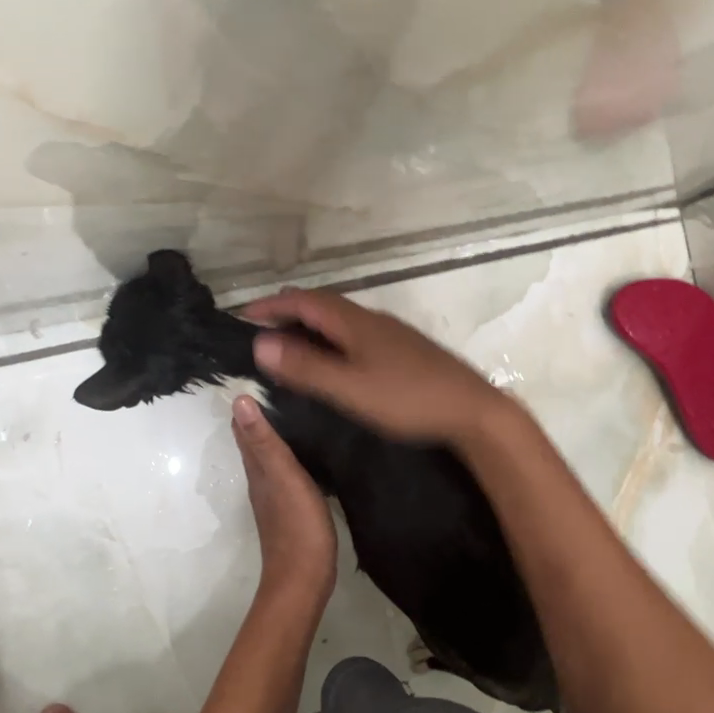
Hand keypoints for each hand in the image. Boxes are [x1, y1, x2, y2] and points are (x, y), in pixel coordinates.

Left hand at [231, 395, 335, 608]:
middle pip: (253, 443)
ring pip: (268, 459)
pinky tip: (300, 456)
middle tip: (270, 389)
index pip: (244, 430)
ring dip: (271, 437)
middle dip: (256, 417)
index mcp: (258, 470)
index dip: (245, 406)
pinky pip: (284, 475)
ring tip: (287, 415)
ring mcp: (275, 498)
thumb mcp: (282, 477)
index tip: (250, 378)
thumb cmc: (297, 526)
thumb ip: (264, 441)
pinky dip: (287, 458)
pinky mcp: (291, 512)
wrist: (304, 579)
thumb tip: (238, 401)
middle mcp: (261, 481)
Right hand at [243, 287, 507, 444]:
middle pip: (321, 306)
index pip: (303, 301)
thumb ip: (306, 368)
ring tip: (285, 346)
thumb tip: (260, 344)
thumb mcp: (350, 387)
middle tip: (259, 330)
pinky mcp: (402, 351)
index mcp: (355, 323)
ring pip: (338, 321)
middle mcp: (371, 320)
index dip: (270, 306)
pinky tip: (330, 363)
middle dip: (286, 312)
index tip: (241, 317)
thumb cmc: (408, 398)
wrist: (472, 411)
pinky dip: (328, 340)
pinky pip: (352, 335)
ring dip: (308, 327)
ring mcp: (389, 334)